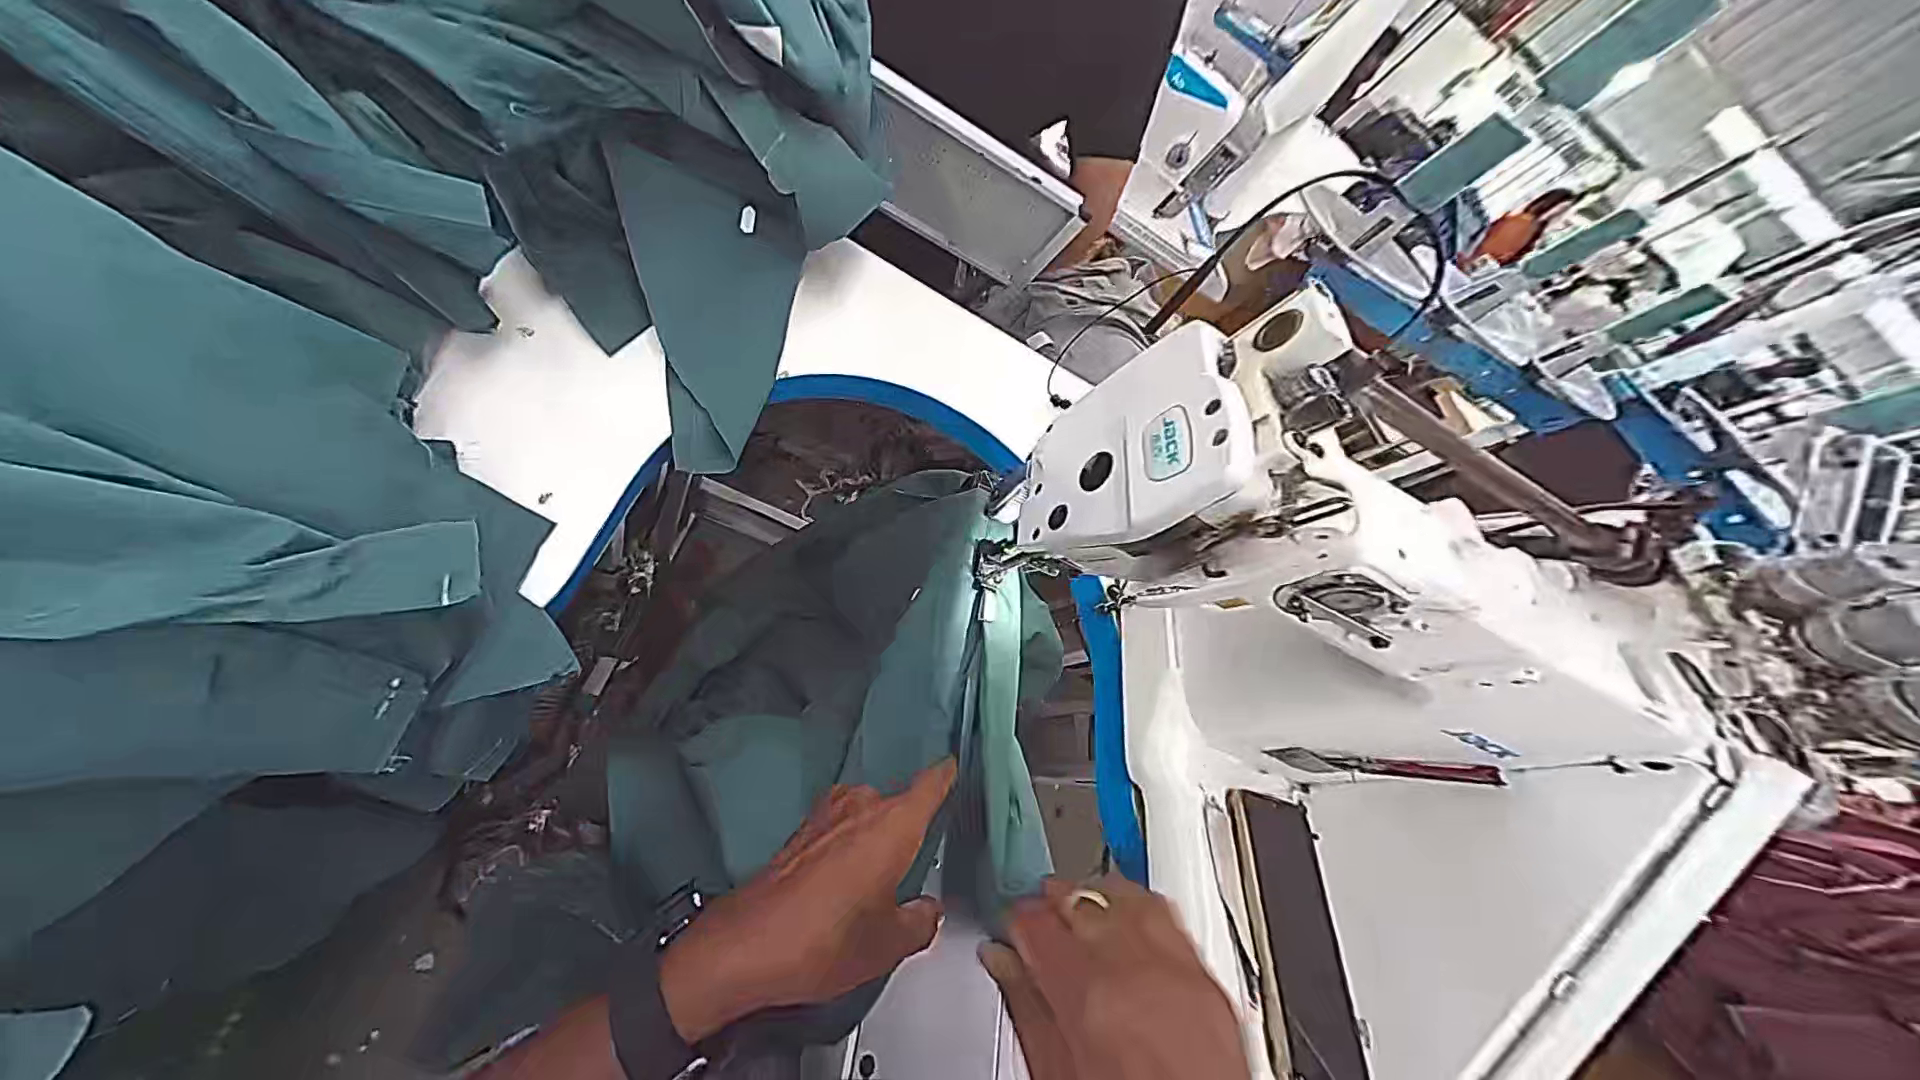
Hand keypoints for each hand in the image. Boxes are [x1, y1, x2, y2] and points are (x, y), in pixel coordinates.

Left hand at [658, 758, 955, 1041]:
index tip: (956, 767)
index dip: (947, 774)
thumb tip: (927, 909)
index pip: (932, 783)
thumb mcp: (887, 944)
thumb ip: (919, 921)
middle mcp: (863, 804)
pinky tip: (841, 880)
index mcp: (894, 822)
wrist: (746, 944)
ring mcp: (829, 811)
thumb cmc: (826, 938)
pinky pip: (840, 825)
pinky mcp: (803, 827)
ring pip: (867, 814)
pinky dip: (847, 842)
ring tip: (873, 879)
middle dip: (906, 828)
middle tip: (912, 863)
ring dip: (873, 836)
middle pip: (898, 804)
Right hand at [979, 875, 1249, 1079]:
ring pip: (1121, 896)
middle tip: (1036, 916)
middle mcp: (1131, 970)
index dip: (1015, 918)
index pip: (1035, 924)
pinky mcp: (1204, 977)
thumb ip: (1025, 1006)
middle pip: (1077, 902)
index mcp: (1086, 995)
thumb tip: (1001, 960)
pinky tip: (1123, 915)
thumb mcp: (1053, 1071)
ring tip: (1077, 908)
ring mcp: (1172, 969)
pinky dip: (1136, 906)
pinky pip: (1164, 914)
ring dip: (1093, 896)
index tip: (1009, 924)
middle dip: (1049, 902)